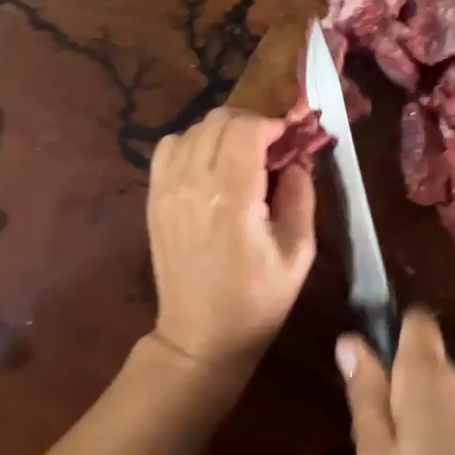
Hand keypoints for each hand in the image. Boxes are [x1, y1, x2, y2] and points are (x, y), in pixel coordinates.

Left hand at [148, 105, 316, 370]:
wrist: (199, 335)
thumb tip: (297, 156)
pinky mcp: (154, 196)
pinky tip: (208, 164)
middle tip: (270, 146)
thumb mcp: (298, 252)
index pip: (246, 128)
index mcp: (232, 196)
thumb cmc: (256, 299)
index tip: (289, 138)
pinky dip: (192, 142)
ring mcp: (168, 187)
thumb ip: (301, 194)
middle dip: (250, 122)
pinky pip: (169, 146)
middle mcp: (194, 182)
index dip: (272, 123)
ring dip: (222, 131)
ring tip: (241, 155)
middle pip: (219, 119)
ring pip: (194, 128)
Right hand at [338, 308, 454, 454]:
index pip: (417, 321)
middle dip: (400, 383)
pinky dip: (441, 434)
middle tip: (374, 428)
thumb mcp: (375, 454)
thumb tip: (350, 340)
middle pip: (427, 360)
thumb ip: (365, 393)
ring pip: (442, 394)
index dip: (393, 331)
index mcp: (428, 374)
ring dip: (420, 412)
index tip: (370, 361)